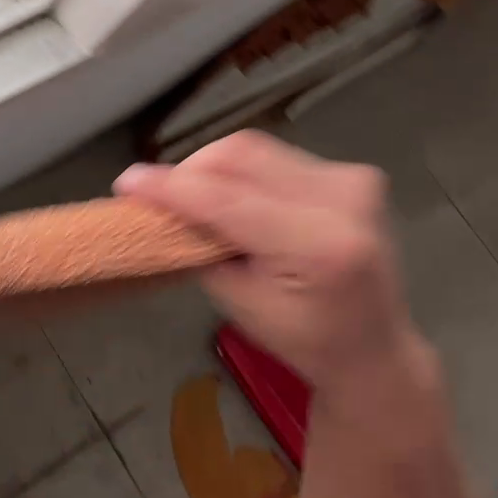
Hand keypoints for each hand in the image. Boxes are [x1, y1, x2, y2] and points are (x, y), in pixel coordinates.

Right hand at [116, 130, 416, 390]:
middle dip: (188, 171)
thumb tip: (157, 207)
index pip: (226, 200)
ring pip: (252, 150)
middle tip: (157, 196)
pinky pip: (273, 157)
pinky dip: (238, 172)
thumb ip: (198, 246)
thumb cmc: (301, 337)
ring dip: (211, 170)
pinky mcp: (350, 174)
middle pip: (239, 156)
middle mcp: (343, 200)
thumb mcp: (236, 299)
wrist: (372, 347)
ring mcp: (352, 181)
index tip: (125, 182)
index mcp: (319, 245)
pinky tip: (228, 198)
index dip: (170, 187)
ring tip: (191, 199)